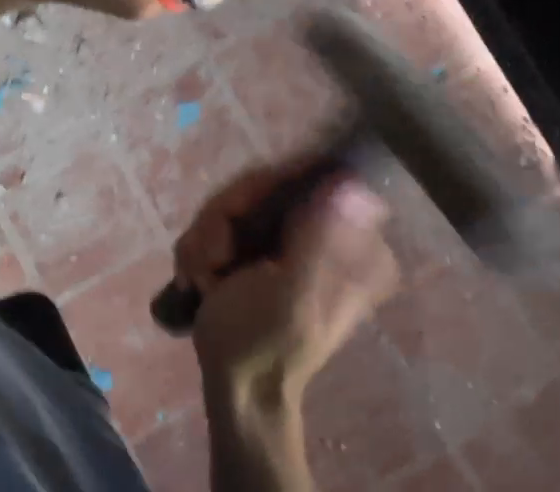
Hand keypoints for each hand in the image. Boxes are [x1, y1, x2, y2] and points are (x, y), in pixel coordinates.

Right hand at [178, 166, 398, 402]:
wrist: (237, 384)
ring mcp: (296, 239)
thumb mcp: (291, 294)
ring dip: (207, 239)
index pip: (301, 176)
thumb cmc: (263, 342)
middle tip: (211, 262)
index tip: (227, 227)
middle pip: (259, 186)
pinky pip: (222, 221)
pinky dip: (204, 248)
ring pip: (234, 203)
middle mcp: (332, 233)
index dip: (253, 192)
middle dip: (220, 224)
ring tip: (204, 277)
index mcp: (356, 245)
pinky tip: (203, 277)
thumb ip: (319, 242)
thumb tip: (355, 186)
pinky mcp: (266, 247)